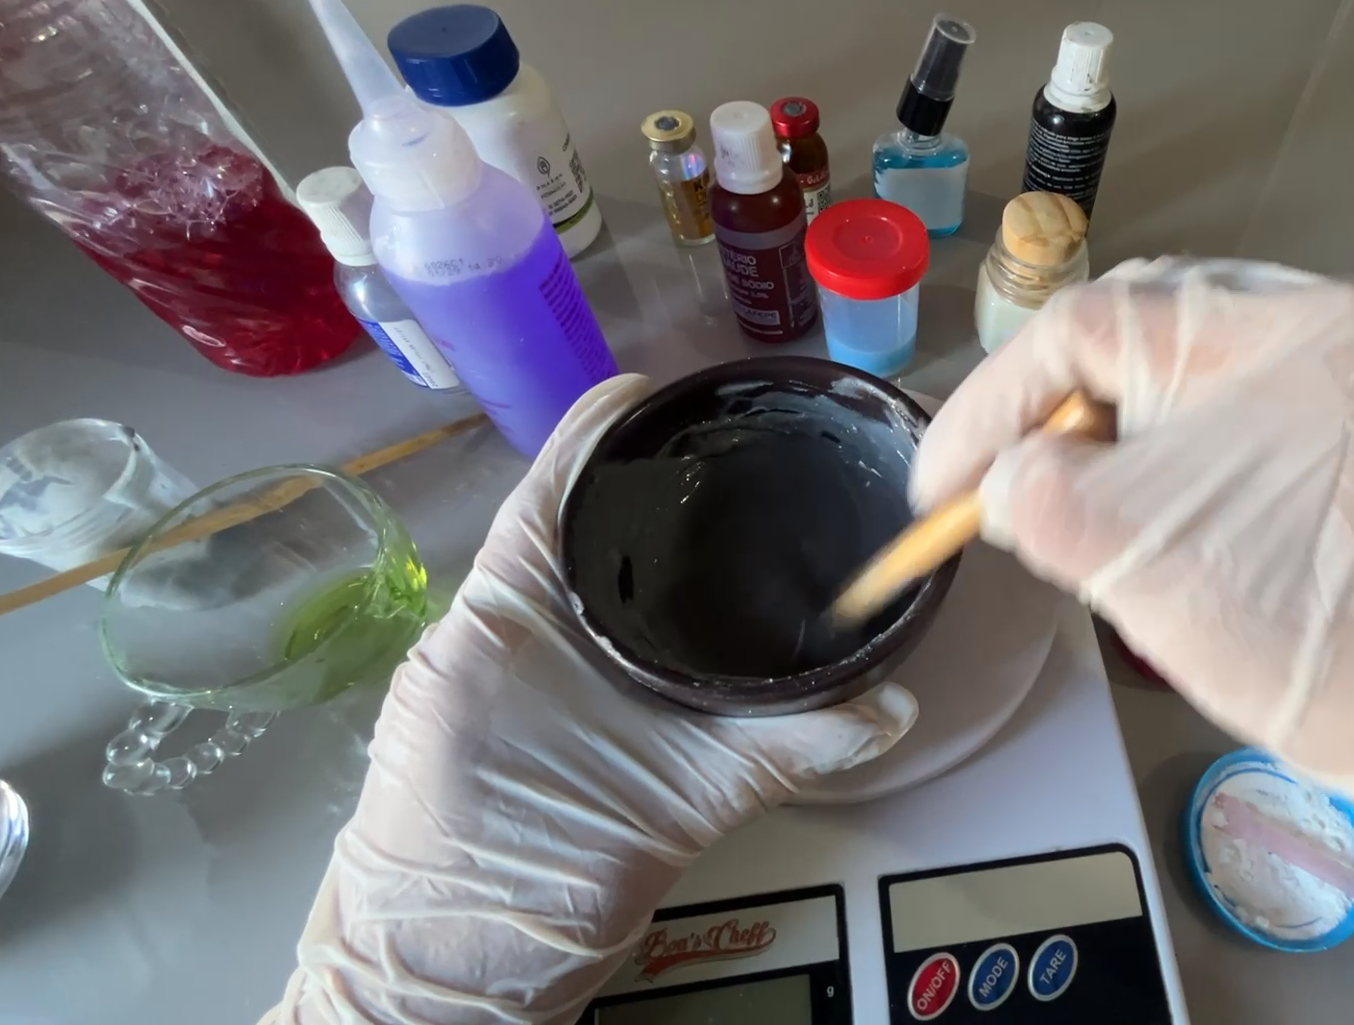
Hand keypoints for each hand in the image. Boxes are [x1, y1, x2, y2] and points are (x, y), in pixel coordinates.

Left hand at [265, 376, 917, 1024]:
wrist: (458, 979)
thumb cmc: (528, 879)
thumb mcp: (669, 805)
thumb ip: (785, 745)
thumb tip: (894, 706)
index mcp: (505, 621)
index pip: (549, 491)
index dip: (595, 431)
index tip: (654, 387)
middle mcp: (498, 623)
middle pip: (568, 513)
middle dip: (633, 468)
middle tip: (720, 437)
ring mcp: (506, 658)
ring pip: (576, 563)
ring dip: (633, 522)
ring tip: (717, 487)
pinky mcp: (526, 694)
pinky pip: (586, 613)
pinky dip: (631, 581)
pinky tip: (687, 580)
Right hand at [913, 258, 1353, 974]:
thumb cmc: (1319, 646)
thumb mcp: (1145, 569)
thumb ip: (1040, 498)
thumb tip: (1003, 475)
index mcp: (1282, 330)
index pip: (1084, 331)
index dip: (989, 406)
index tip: (937, 485)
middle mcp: (1328, 314)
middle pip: (1132, 330)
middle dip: (1051, 410)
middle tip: (1009, 480)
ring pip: (1179, 362)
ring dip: (1108, 424)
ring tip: (1080, 491)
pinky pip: (1232, 395)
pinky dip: (1168, 438)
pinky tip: (1164, 491)